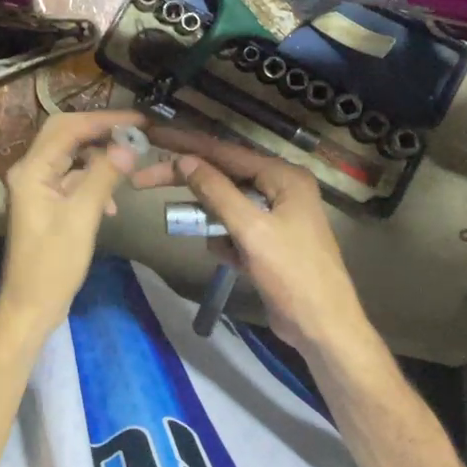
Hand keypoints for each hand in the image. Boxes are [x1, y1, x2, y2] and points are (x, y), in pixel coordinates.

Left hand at [0, 110, 146, 330]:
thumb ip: (103, 177)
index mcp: (31, 169)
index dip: (104, 120)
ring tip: (130, 165)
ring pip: (70, 156)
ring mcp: (36, 187)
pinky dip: (92, 181)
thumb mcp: (81, 218)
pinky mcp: (45, 203)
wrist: (31, 305)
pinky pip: (70, 179)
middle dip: (100, 131)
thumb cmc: (53, 264)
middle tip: (135, 133)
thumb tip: (127, 146)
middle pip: (66, 135)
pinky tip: (111, 204)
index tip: (138, 121)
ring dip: (98, 158)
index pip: (68, 127)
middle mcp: (29, 171)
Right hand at [138, 126, 368, 355]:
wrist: (324, 330)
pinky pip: (232, 226)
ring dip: (206, 215)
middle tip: (143, 180)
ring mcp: (274, 214)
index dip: (185, 144)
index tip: (151, 137)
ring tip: (185, 225)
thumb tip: (185, 160)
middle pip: (221, 174)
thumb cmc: (293, 275)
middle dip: (185, 180)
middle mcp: (280, 188)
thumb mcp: (251, 230)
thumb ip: (216, 192)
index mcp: (283, 177)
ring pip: (224, 202)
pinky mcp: (267, 239)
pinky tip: (228, 257)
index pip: (224, 151)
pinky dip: (222, 238)